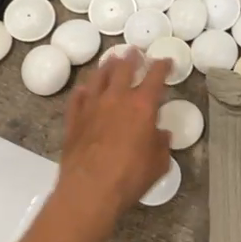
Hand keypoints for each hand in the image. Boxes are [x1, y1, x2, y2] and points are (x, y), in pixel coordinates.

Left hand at [57, 50, 173, 221]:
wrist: (89, 191)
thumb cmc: (130, 177)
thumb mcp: (159, 163)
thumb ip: (161, 145)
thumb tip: (161, 134)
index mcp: (142, 105)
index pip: (155, 75)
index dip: (162, 65)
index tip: (166, 61)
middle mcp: (116, 99)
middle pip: (123, 68)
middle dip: (131, 57)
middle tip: (135, 51)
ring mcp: (92, 107)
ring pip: (98, 77)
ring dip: (107, 66)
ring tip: (111, 60)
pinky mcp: (74, 120)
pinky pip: (78, 98)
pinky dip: (84, 90)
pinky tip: (85, 89)